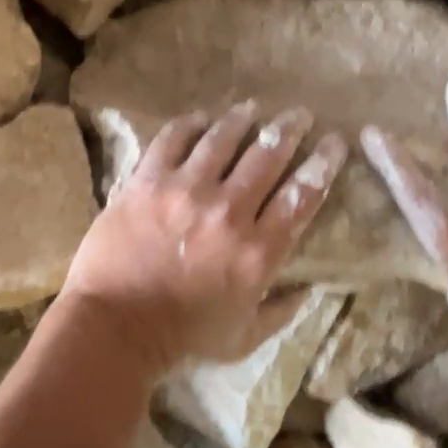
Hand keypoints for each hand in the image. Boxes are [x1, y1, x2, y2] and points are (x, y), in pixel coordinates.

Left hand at [60, 101, 348, 376]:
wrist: (113, 330)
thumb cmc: (181, 339)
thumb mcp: (244, 338)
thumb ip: (281, 311)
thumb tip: (310, 287)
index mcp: (257, 252)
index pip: (301, 196)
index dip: (323, 164)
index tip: (334, 143)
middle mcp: (228, 212)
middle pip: (268, 156)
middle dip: (289, 129)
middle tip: (299, 113)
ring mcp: (185, 192)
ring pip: (222, 139)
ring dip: (242, 119)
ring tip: (251, 108)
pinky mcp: (147, 181)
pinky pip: (172, 139)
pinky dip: (190, 124)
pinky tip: (200, 119)